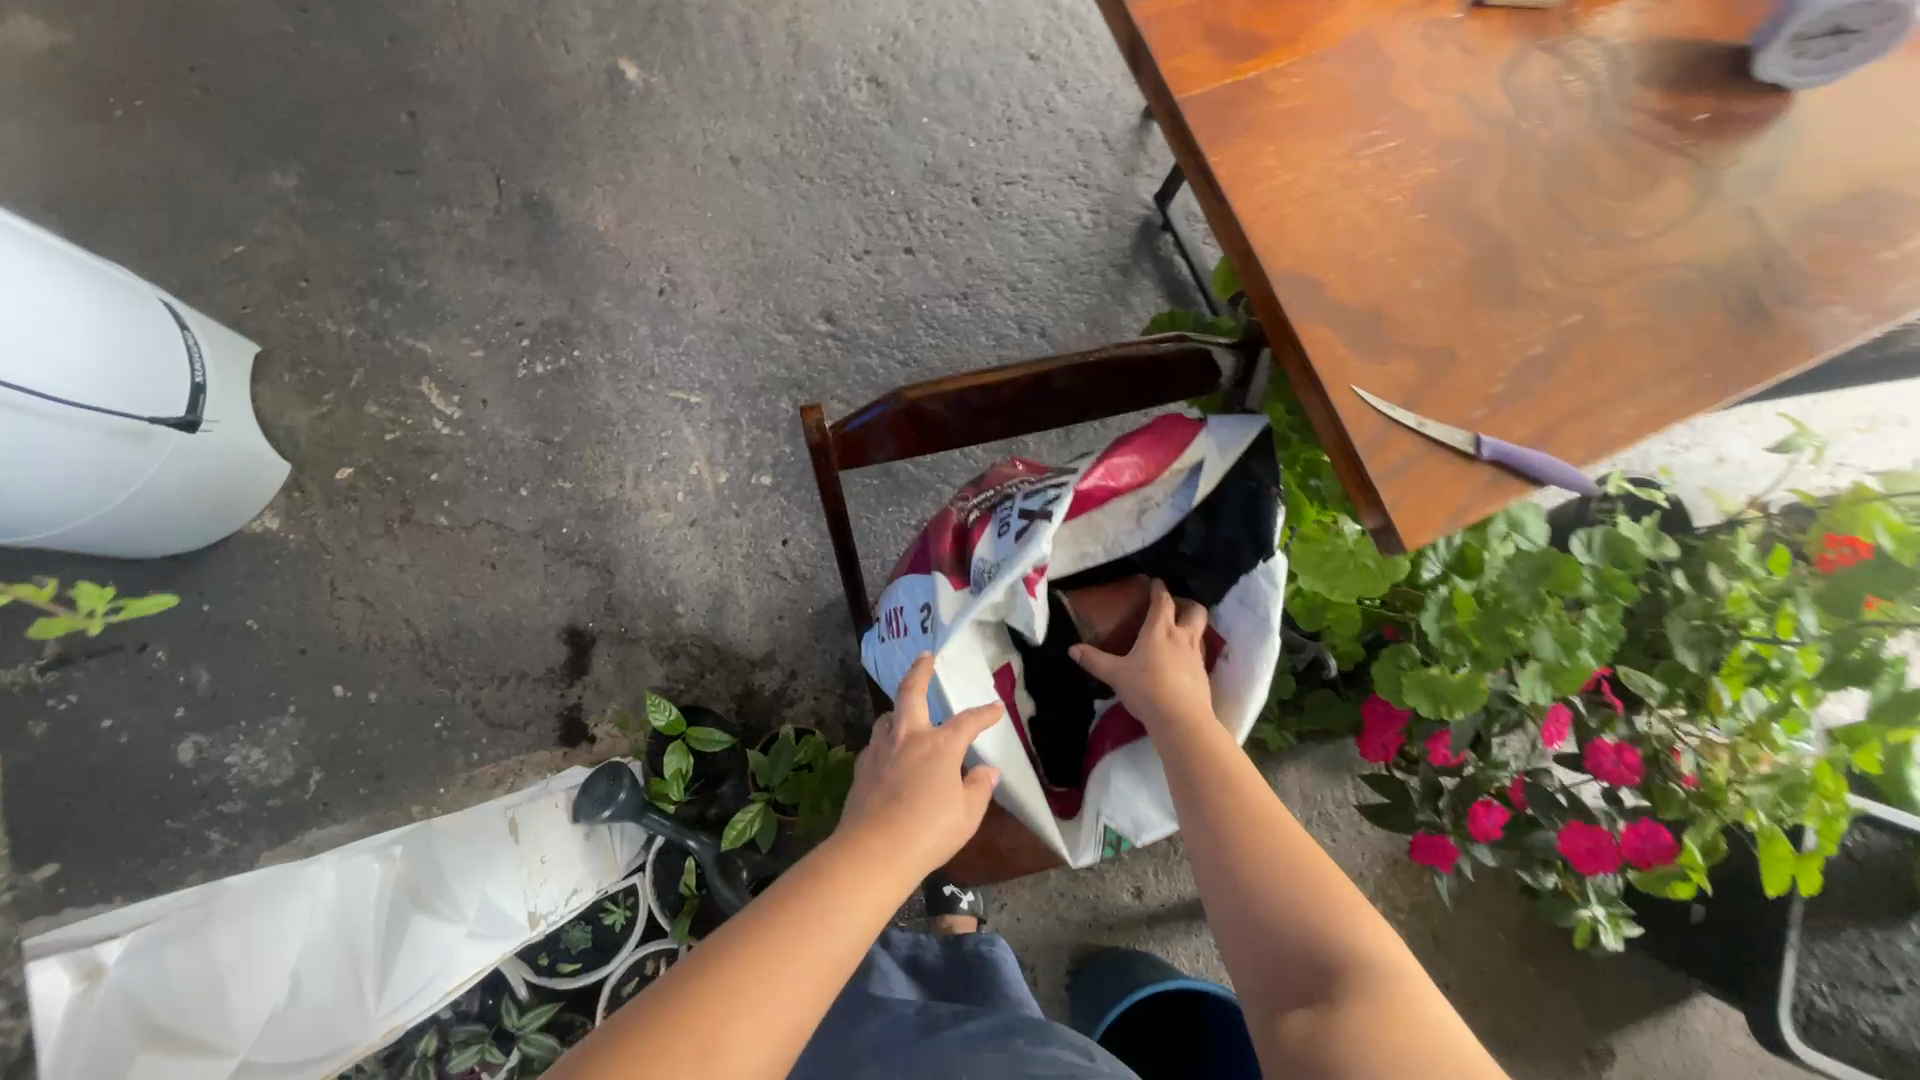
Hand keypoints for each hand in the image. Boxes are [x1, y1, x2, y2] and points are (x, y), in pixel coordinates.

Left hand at [836, 653, 1002, 877]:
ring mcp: (881, 750)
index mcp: (940, 746)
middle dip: (920, 671)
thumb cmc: (928, 833)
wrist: (873, 851)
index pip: (968, 722)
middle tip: (925, 656)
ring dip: (899, 709)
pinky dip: (886, 740)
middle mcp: (909, 738)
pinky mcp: (862, 767)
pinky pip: (876, 743)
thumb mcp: (967, 815)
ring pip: (888, 716)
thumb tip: (986, 770)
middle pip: (912, 692)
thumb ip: (978, 789)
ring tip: (905, 712)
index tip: (995, 709)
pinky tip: (890, 754)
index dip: (984, 714)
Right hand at [1069, 578, 1212, 730]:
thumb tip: (1072, 648)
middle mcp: (1182, 637)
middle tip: (1174, 607)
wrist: (1181, 719)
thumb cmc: (1146, 688)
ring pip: (1200, 632)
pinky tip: (1180, 662)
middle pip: (1195, 610)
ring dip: (1191, 627)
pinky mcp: (1203, 674)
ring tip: (1176, 634)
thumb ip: (1094, 660)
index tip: (1156, 582)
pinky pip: (1199, 654)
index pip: (1163, 601)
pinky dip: (1191, 651)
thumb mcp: (1115, 675)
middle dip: (1186, 604)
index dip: (1159, 589)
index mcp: (1160, 630)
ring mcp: (1196, 656)